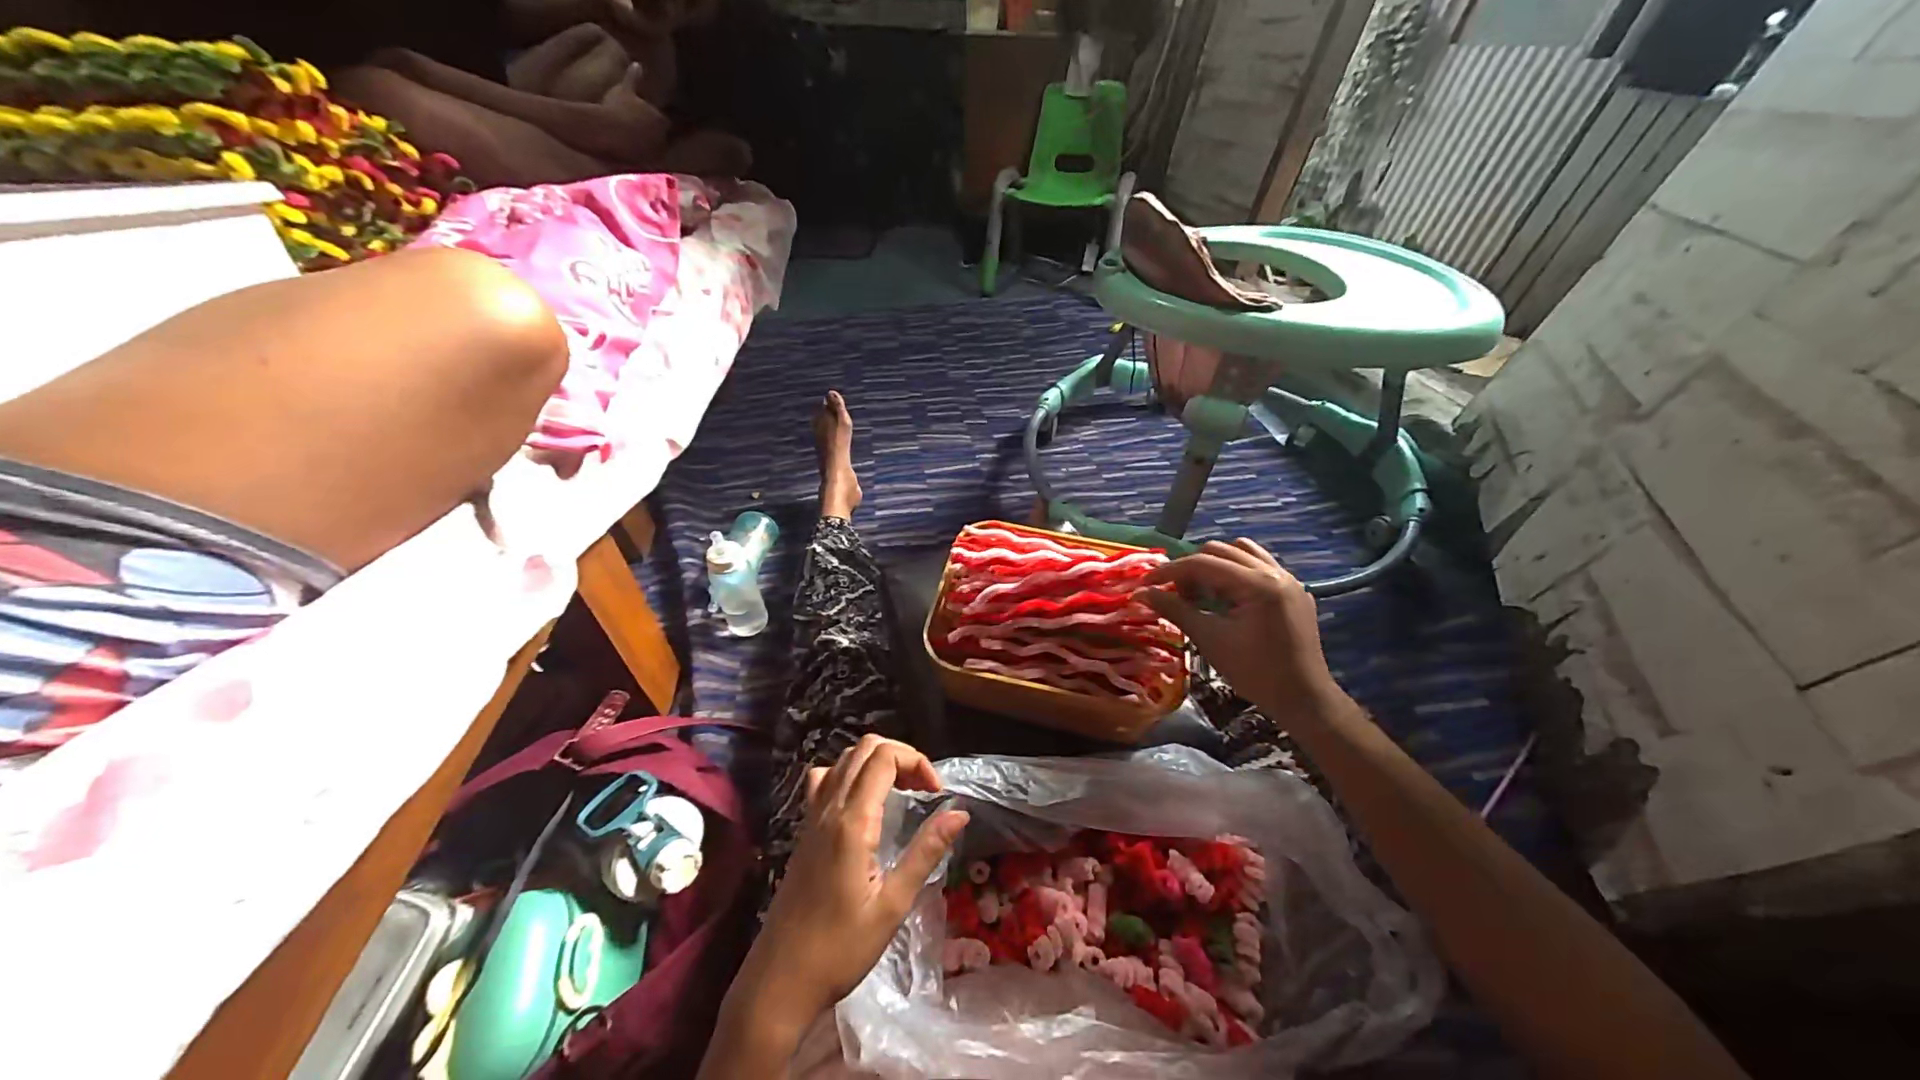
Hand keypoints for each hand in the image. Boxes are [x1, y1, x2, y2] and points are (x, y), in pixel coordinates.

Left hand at [750, 735, 969, 1022]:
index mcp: (852, 822)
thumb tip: (959, 813)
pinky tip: (864, 804)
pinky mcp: (804, 831)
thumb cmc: (841, 949)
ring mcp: (811, 818)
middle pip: (864, 748)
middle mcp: (828, 809)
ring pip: (844, 760)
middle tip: (924, 790)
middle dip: (901, 756)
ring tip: (902, 792)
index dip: (917, 762)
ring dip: (877, 762)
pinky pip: (825, 781)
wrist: (780, 980)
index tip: (938, 794)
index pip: (884, 758)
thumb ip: (926, 851)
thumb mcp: (893, 904)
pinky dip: (850, 775)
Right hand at [1141, 539, 1344, 719]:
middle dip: (1191, 567)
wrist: (1303, 699)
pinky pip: (1259, 567)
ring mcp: (1288, 580)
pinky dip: (1236, 573)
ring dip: (1215, 565)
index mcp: (1258, 584)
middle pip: (1221, 551)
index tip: (1146, 583)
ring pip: (1242, 553)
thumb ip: (1176, 610)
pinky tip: (1226, 598)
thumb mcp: (1210, 640)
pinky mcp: (1294, 591)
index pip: (1203, 563)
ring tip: (1200, 591)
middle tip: (1174, 593)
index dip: (1170, 571)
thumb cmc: (1255, 673)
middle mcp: (1275, 572)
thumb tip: (1143, 593)